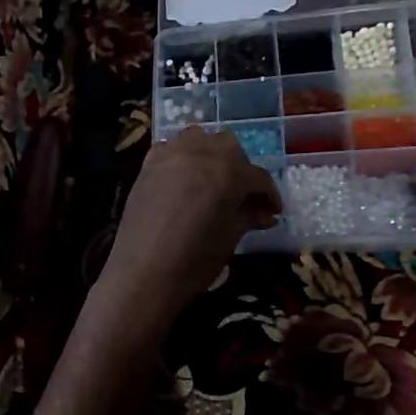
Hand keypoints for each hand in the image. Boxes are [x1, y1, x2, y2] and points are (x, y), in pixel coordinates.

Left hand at [88, 127, 282, 339]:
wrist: (142, 275)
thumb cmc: (194, 261)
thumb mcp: (229, 238)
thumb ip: (248, 217)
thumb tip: (267, 214)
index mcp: (230, 171)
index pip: (258, 177)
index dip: (269, 195)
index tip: (272, 211)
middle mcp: (201, 153)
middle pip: (229, 147)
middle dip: (239, 168)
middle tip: (241, 195)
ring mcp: (170, 156)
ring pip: (197, 139)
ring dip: (209, 154)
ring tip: (211, 182)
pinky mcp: (146, 167)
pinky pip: (168, 150)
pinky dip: (179, 158)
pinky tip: (182, 180)